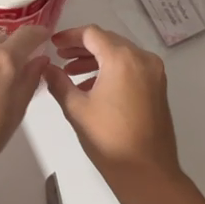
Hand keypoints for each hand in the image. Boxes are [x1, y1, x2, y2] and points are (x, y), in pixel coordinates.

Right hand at [43, 26, 181, 180]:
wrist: (146, 169)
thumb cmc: (108, 138)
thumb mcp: (76, 108)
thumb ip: (59, 83)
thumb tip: (46, 68)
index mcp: (122, 59)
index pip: (92, 34)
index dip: (69, 36)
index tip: (53, 45)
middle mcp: (142, 59)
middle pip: (108, 41)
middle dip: (82, 48)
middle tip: (60, 58)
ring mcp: (154, 73)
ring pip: (121, 55)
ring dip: (96, 60)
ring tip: (71, 74)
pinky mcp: (158, 87)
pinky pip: (131, 68)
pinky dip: (111, 71)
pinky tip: (92, 88)